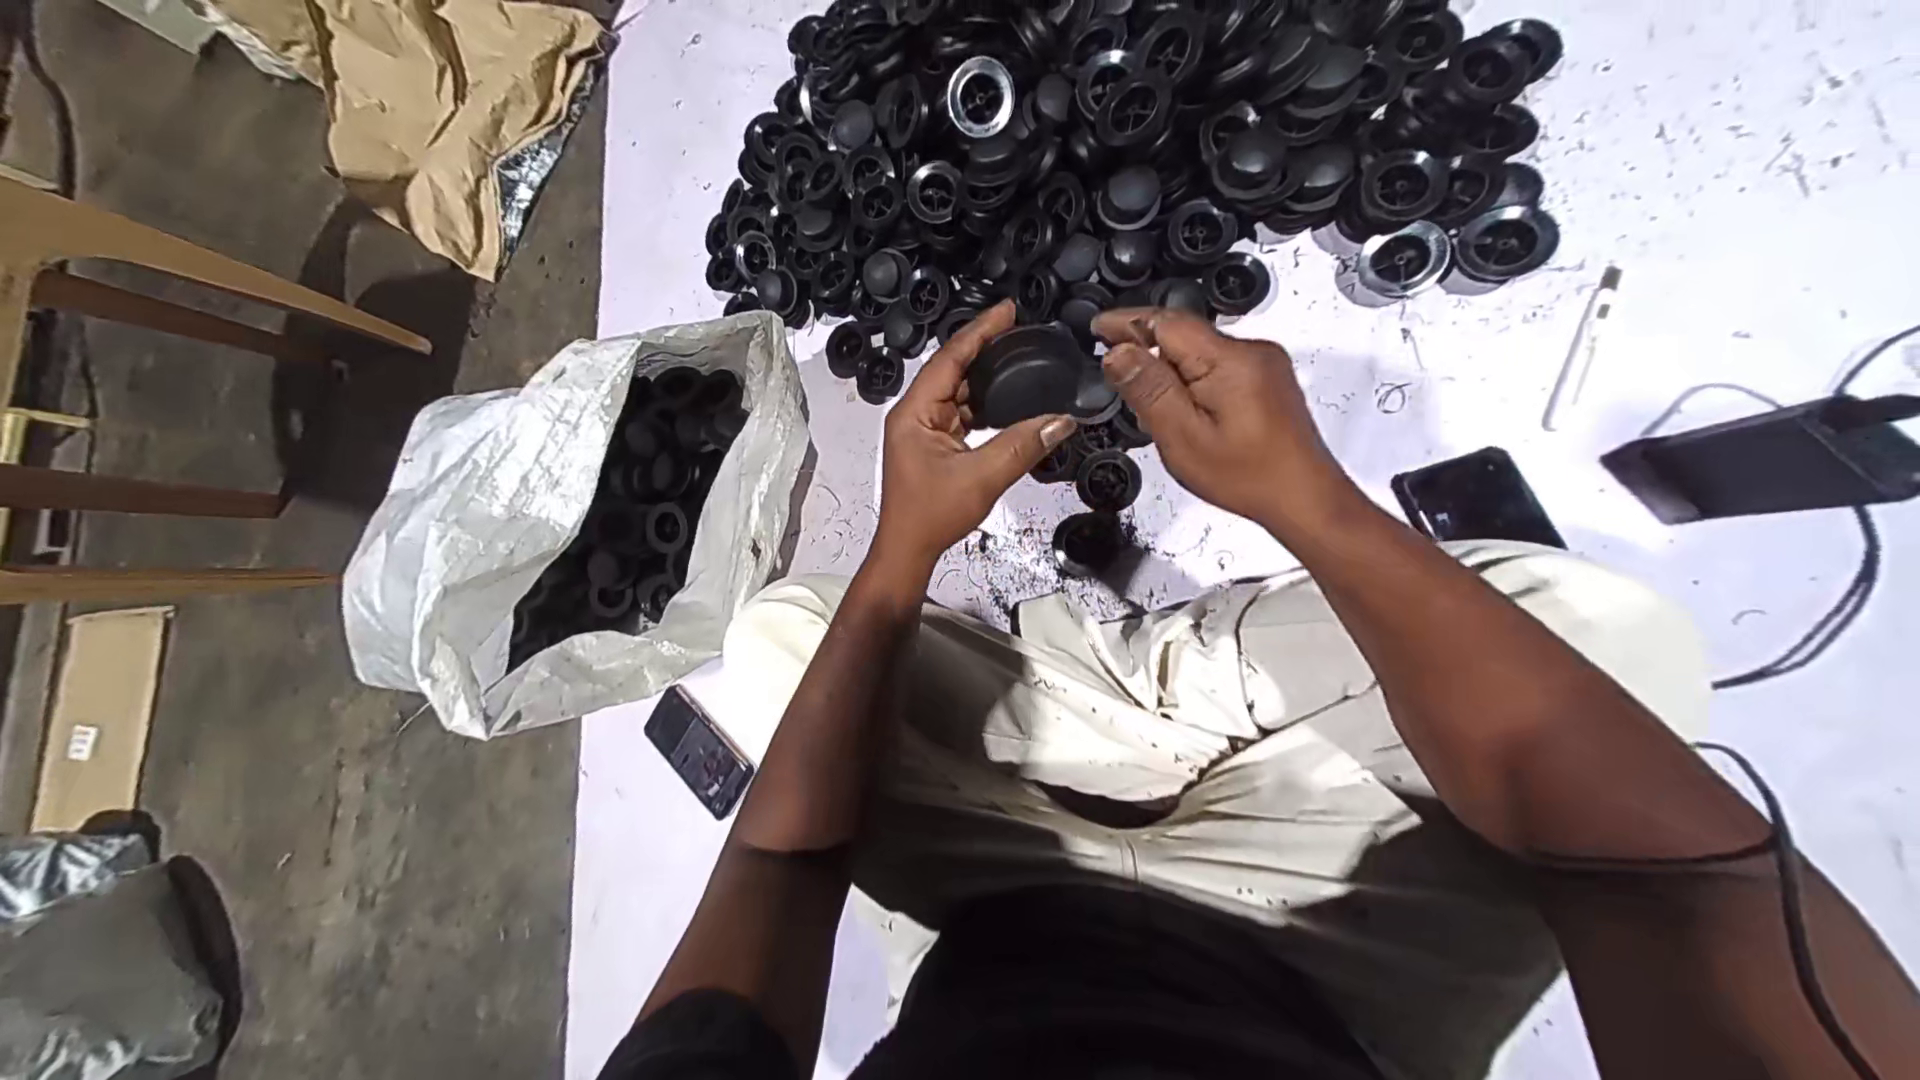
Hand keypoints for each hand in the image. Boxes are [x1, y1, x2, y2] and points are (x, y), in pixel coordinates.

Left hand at [872, 301, 1076, 576]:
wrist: (909, 549)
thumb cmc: (928, 517)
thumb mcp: (982, 478)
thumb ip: (1023, 446)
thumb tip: (1059, 422)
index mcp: (915, 413)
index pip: (949, 358)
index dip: (980, 332)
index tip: (1006, 312)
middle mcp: (915, 416)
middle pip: (953, 370)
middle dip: (985, 349)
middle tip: (1017, 330)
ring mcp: (923, 431)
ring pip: (958, 393)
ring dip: (986, 378)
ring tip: (1016, 358)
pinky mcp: (933, 445)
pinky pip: (961, 413)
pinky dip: (983, 405)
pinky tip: (1005, 400)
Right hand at [1092, 307, 1356, 530]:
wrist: (1301, 497)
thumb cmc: (1251, 476)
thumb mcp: (1182, 437)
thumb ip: (1148, 390)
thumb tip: (1118, 353)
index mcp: (1228, 361)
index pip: (1164, 321)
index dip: (1125, 323)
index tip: (1098, 328)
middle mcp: (1251, 352)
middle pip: (1181, 333)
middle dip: (1143, 346)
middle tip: (1113, 370)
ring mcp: (1261, 364)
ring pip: (1197, 350)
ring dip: (1165, 366)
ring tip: (1148, 403)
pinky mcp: (1264, 378)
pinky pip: (1215, 364)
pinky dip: (1188, 377)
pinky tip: (1180, 408)